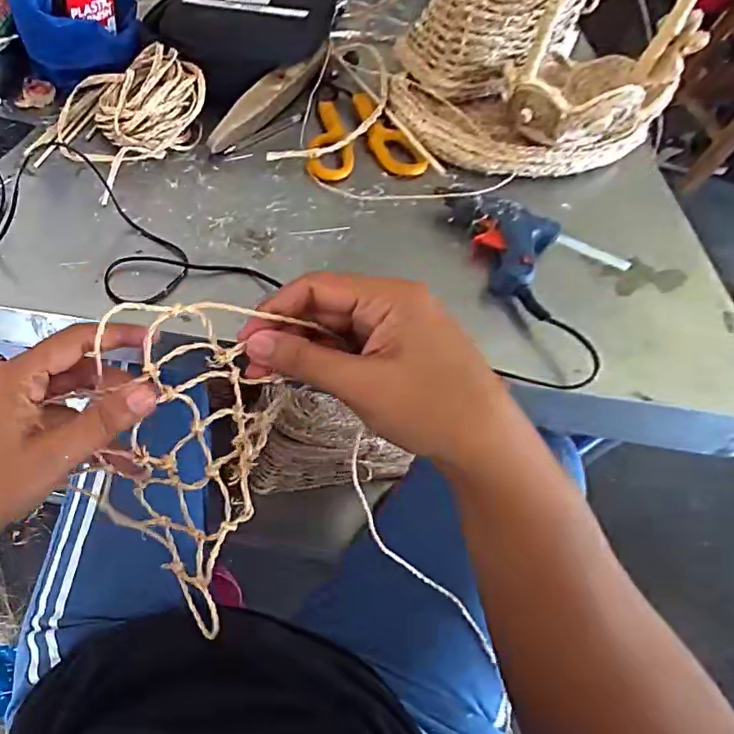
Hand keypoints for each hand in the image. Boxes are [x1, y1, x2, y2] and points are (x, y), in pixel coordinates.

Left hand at [0, 323, 157, 587]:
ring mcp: (15, 407)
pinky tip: (115, 458)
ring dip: (102, 412)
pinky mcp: (16, 430)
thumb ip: (104, 420)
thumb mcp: (56, 453)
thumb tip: (151, 391)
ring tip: (137, 431)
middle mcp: (16, 382)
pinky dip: (84, 433)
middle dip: (114, 381)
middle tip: (151, 396)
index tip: (153, 341)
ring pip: (69, 397)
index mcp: (19, 375)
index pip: (75, 339)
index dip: (116, 336)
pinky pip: (57, 421)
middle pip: (74, 368)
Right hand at [236, 272, 504, 462]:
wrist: (486, 446)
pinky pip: (348, 347)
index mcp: (388, 297)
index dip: (275, 310)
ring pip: (332, 330)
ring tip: (263, 374)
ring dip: (298, 349)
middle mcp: (390, 303)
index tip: (246, 341)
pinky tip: (296, 374)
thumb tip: (254, 343)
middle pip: (323, 307)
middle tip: (250, 364)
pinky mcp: (394, 351)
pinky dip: (321, 361)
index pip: (317, 287)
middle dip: (283, 333)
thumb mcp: (359, 384)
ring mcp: (393, 328)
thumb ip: (304, 359)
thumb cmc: (428, 408)